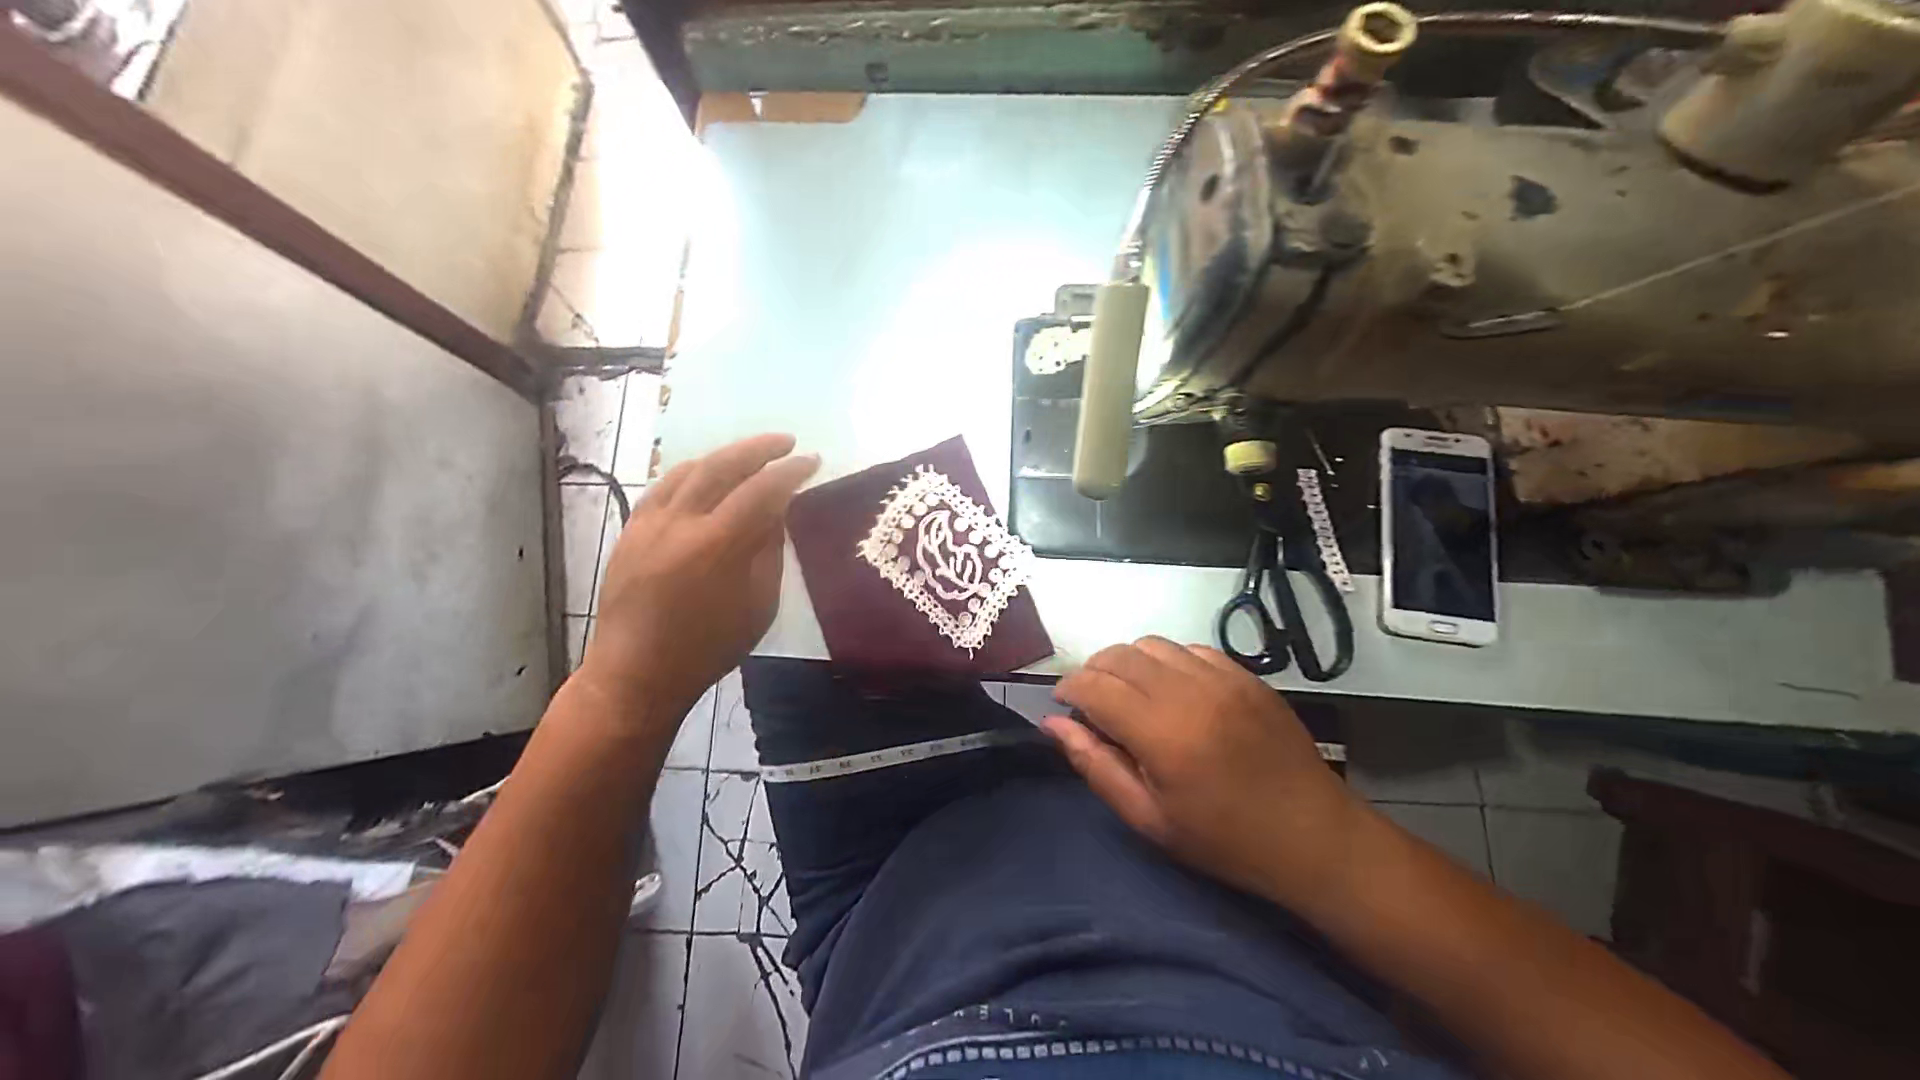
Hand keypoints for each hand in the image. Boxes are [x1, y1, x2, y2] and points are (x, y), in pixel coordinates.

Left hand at [580, 434, 818, 726]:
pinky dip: (692, 473)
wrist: (637, 672)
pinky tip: (706, 475)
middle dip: (759, 449)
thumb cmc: (709, 648)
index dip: (791, 472)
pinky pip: (664, 486)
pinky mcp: (631, 530)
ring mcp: (648, 523)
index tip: (812, 462)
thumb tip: (779, 510)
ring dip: (725, 456)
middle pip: (723, 466)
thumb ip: (769, 550)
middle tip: (787, 442)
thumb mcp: (758, 604)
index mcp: (717, 546)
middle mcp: (679, 523)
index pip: (762, 490)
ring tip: (751, 456)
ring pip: (690, 470)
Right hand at [1043, 637, 1372, 904]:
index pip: (1094, 685)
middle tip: (1093, 704)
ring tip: (1131, 695)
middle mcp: (1190, 692)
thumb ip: (1095, 765)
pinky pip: (1190, 648)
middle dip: (1093, 672)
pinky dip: (1167, 661)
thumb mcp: (1148, 818)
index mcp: (1162, 733)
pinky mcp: (1246, 675)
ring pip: (1151, 643)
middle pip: (1118, 655)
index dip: (1068, 690)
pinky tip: (1173, 691)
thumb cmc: (1224, 840)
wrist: (1314, 837)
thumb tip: (1053, 724)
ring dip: (1128, 663)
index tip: (1064, 707)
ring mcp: (1222, 677)